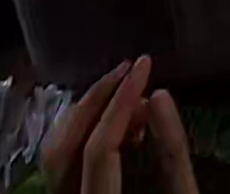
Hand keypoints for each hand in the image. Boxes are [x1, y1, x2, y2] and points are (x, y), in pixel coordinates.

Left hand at [40, 58, 197, 193]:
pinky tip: (117, 123)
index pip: (99, 150)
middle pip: (65, 147)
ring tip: (128, 91)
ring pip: (56, 153)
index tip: (148, 66)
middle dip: (100, 98)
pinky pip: (62, 164)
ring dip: (91, 111)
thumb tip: (159, 95)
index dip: (122, 101)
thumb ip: (173, 155)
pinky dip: (87, 131)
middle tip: (134, 70)